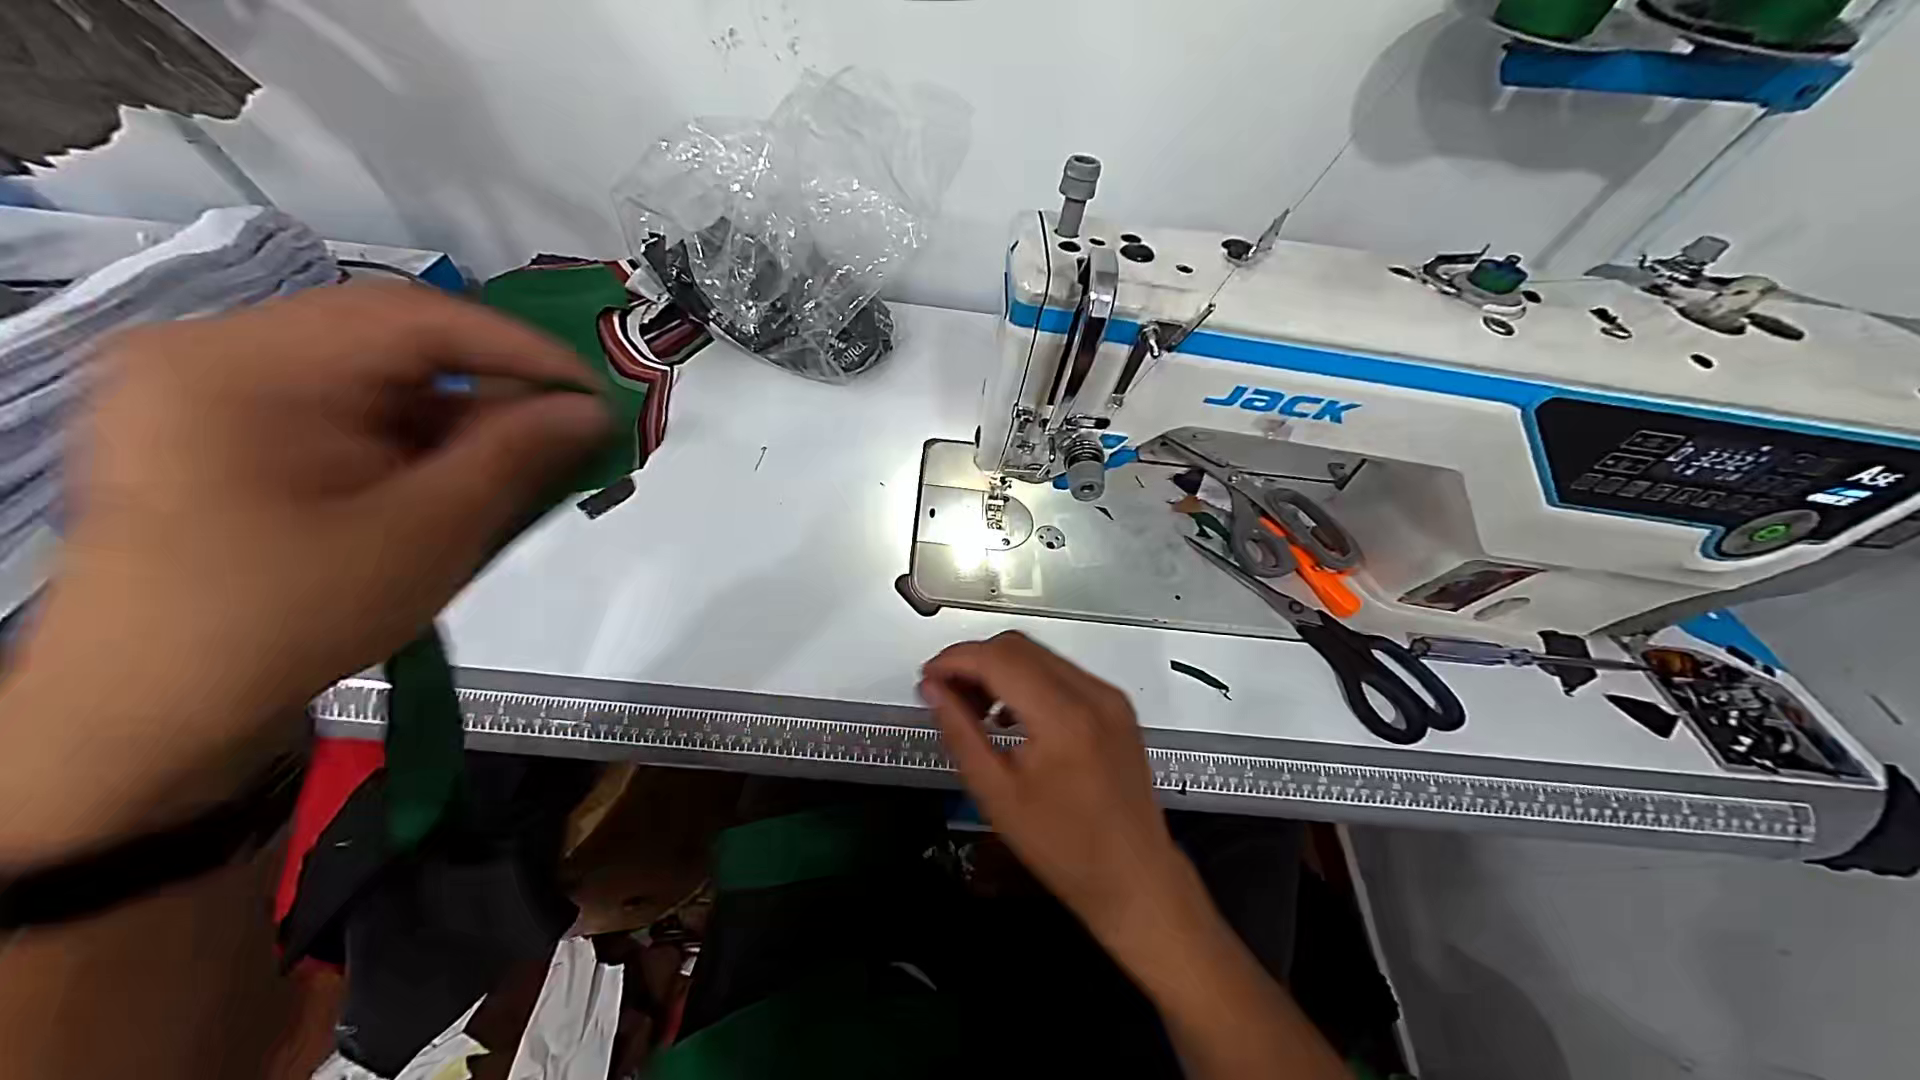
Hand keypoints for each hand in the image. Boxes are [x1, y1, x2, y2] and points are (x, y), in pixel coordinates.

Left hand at [0, 283, 607, 861]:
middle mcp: (216, 348)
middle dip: (496, 382)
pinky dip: (419, 432)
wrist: (158, 707)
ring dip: (462, 412)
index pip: (417, 318)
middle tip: (572, 424)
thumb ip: (518, 455)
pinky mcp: (225, 421)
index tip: (598, 393)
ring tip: (531, 454)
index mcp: (247, 363)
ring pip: (377, 373)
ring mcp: (213, 383)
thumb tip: (594, 411)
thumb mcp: (431, 531)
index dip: (525, 350)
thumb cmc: (296, 617)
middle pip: (395, 340)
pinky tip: (466, 469)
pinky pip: (348, 404)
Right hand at [919, 631, 1190, 936]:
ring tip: (975, 708)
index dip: (954, 660)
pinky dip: (1027, 680)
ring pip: (1039, 654)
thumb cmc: (1069, 850)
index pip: (998, 658)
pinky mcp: (1115, 706)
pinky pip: (1061, 672)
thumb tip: (934, 690)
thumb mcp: (997, 794)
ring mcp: (1109, 697)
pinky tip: (1010, 714)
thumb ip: (959, 731)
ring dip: (1000, 669)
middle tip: (945, 692)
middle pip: (1018, 646)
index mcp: (1065, 718)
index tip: (930, 676)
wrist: (1134, 878)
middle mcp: (1094, 696)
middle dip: (973, 661)